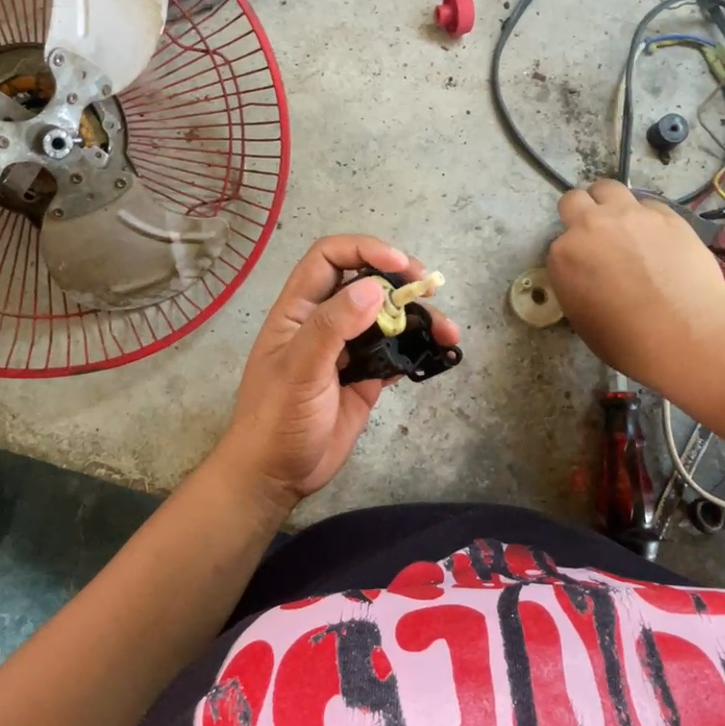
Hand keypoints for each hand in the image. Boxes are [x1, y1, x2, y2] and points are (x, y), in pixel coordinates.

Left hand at [214, 235, 460, 513]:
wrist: (276, 476)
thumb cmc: (276, 419)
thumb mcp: (299, 369)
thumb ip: (332, 327)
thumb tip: (373, 289)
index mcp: (299, 310)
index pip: (329, 258)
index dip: (364, 249)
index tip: (400, 263)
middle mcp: (325, 323)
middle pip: (366, 284)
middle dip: (400, 281)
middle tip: (430, 289)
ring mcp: (347, 352)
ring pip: (387, 319)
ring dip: (419, 318)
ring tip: (448, 330)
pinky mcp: (366, 380)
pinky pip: (396, 353)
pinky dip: (420, 348)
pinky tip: (441, 351)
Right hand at [547, 180, 724, 390]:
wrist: (686, 334)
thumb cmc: (627, 340)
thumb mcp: (582, 317)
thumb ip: (576, 283)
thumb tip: (589, 274)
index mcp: (565, 255)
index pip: (559, 242)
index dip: (572, 253)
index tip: (585, 266)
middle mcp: (592, 225)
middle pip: (576, 200)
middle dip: (581, 212)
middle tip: (596, 234)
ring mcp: (632, 215)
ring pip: (610, 189)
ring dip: (611, 204)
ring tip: (625, 226)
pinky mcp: (667, 215)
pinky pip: (649, 206)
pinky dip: (648, 218)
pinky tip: (659, 240)